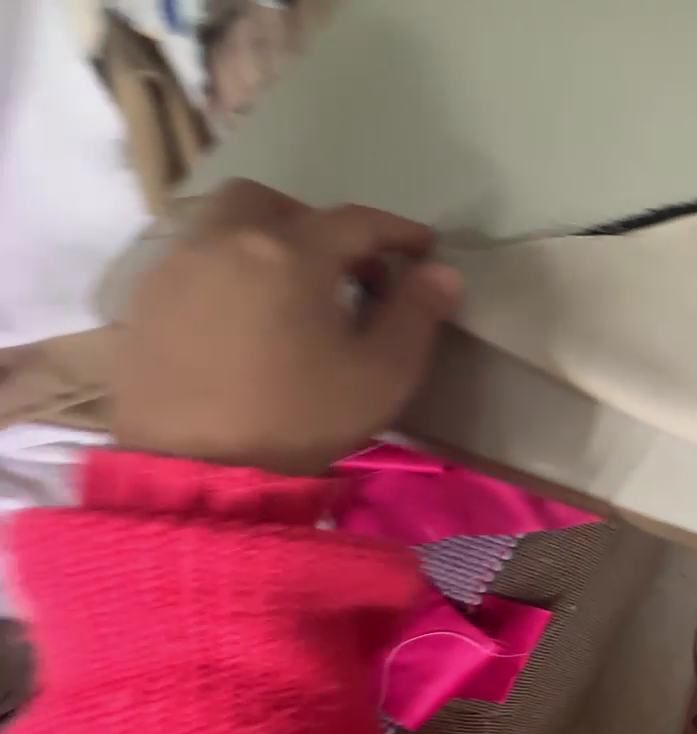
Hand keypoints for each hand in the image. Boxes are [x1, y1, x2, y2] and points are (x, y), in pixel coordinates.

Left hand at [111, 180, 463, 475]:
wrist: (202, 463)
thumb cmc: (308, 413)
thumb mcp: (386, 370)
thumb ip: (417, 313)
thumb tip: (442, 273)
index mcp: (290, 255)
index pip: (355, 222)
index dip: (398, 230)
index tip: (427, 247)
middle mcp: (225, 242)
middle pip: (275, 203)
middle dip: (322, 225)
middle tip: (355, 269)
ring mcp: (177, 266)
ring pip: (227, 224)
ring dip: (273, 240)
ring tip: (304, 290)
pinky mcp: (150, 298)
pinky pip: (199, 258)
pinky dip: (239, 267)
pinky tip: (261, 314)